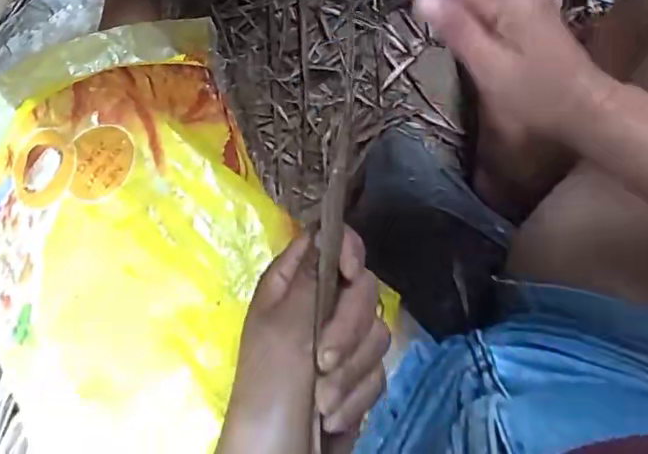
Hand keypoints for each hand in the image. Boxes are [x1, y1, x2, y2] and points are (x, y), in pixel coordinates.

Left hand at [217, 230, 389, 453]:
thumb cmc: (269, 388)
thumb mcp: (284, 327)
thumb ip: (313, 277)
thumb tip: (330, 231)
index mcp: (291, 283)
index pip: (328, 242)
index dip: (346, 249)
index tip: (351, 274)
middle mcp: (317, 305)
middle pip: (361, 287)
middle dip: (348, 329)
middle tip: (324, 359)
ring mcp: (338, 342)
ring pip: (375, 333)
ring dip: (350, 373)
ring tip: (321, 402)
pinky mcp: (355, 379)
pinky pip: (378, 372)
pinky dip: (357, 397)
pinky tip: (332, 417)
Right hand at [413, 0, 620, 154]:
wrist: (591, 111)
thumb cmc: (538, 96)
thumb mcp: (489, 67)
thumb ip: (456, 28)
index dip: (437, 1)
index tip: (436, 34)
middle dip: (455, 14)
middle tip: (462, 52)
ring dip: (470, 23)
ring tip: (476, 55)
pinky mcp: (533, 9)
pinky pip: (493, 7)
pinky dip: (486, 26)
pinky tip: (493, 53)